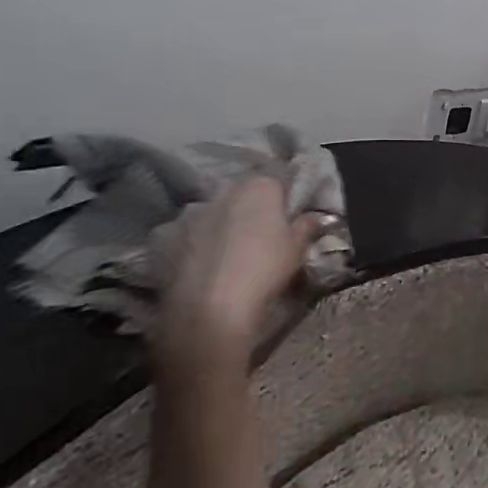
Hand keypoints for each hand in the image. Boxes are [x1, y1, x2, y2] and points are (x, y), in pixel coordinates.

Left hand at [156, 176, 319, 372]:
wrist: (209, 307)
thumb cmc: (264, 271)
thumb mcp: (296, 251)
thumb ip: (307, 227)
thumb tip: (320, 215)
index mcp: (260, 186)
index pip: (279, 179)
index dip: (286, 197)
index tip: (290, 217)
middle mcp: (224, 189)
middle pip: (244, 192)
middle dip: (252, 208)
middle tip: (261, 236)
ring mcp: (193, 210)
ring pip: (214, 210)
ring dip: (222, 223)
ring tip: (229, 253)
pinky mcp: (168, 233)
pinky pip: (189, 232)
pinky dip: (196, 242)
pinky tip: (202, 265)